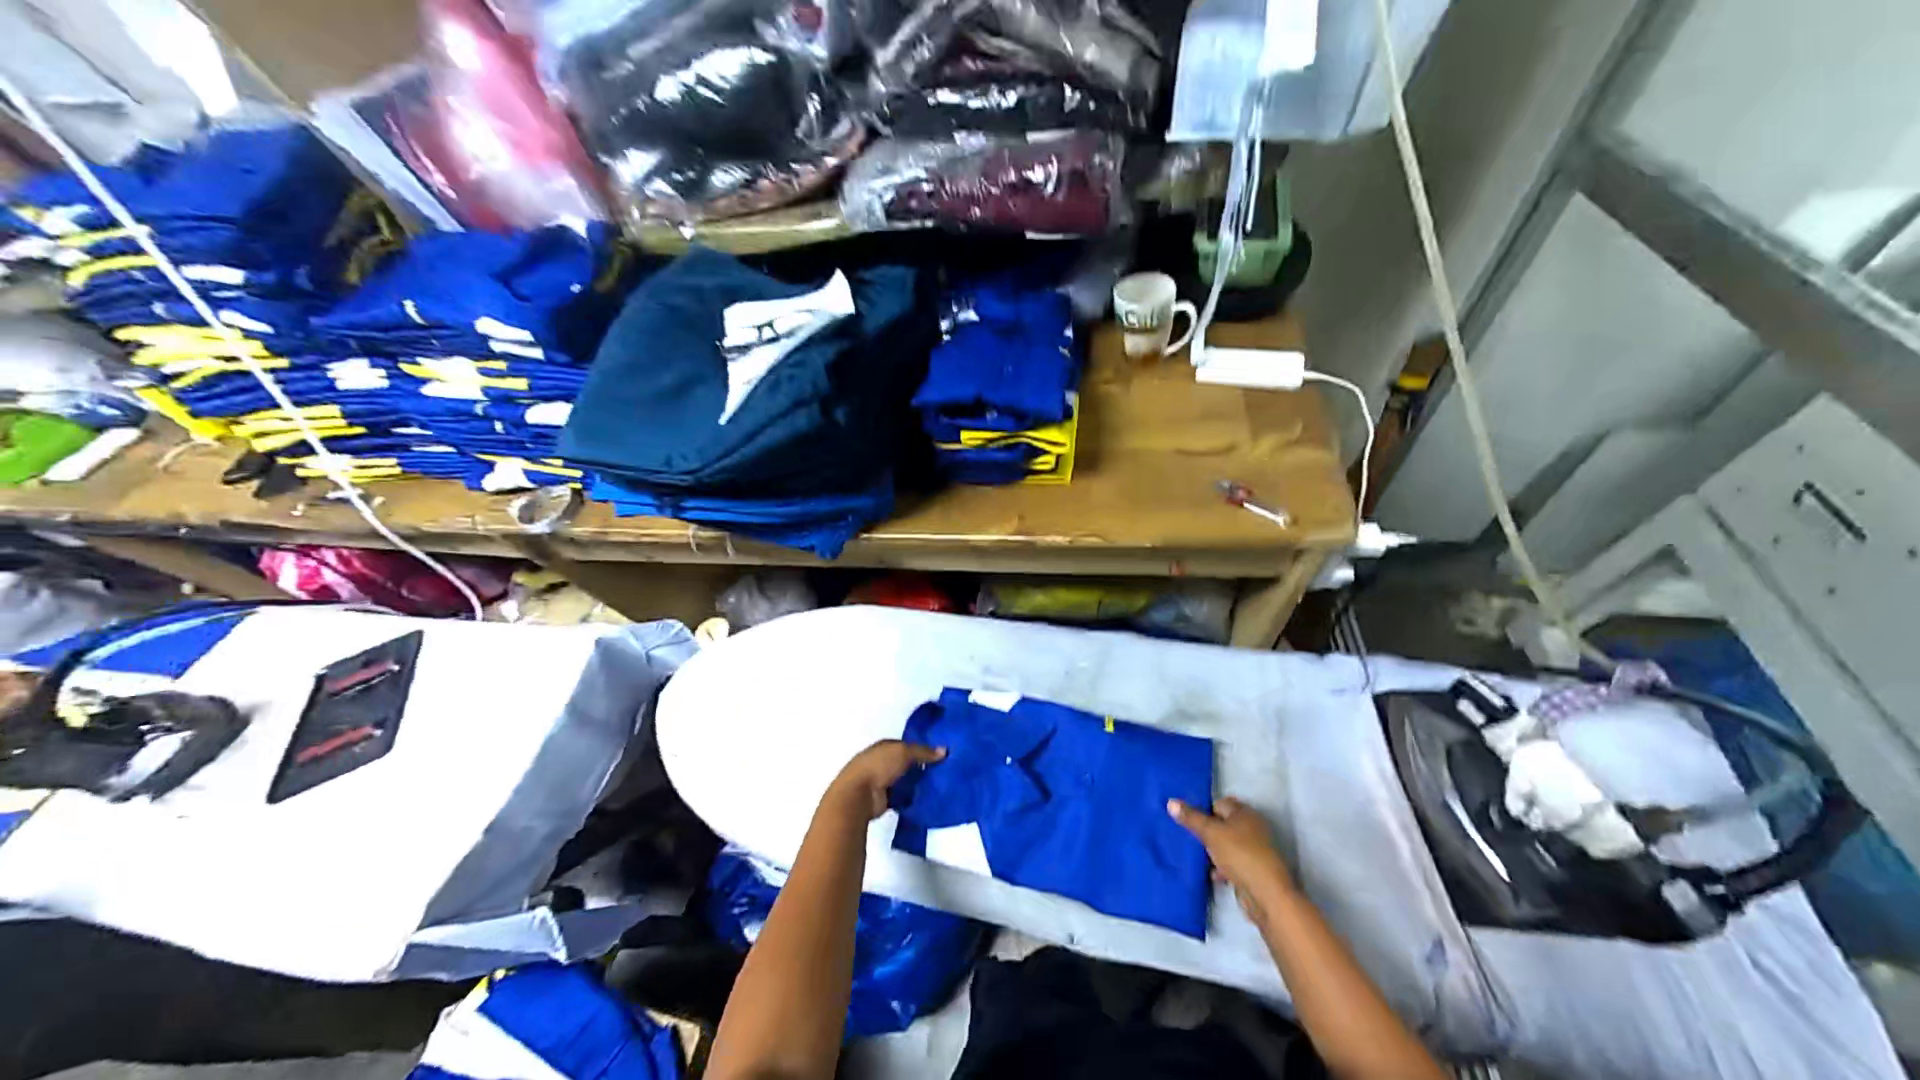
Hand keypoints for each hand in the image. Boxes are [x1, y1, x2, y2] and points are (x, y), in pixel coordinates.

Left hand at [826, 739, 945, 819]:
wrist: (858, 795)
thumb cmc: (879, 766)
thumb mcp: (903, 752)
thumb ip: (923, 751)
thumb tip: (944, 750)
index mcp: (884, 746)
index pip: (905, 745)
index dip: (921, 749)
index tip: (939, 754)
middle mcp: (882, 762)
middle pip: (905, 764)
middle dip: (920, 767)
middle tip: (943, 772)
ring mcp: (882, 782)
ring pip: (905, 781)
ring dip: (917, 784)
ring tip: (939, 787)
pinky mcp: (884, 800)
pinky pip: (902, 797)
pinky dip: (911, 799)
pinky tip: (927, 800)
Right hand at [1169, 797, 1294, 922]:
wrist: (1266, 895)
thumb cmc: (1239, 854)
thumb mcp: (1210, 833)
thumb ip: (1191, 818)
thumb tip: (1171, 801)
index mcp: (1245, 813)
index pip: (1219, 803)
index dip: (1203, 810)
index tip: (1188, 821)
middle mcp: (1252, 828)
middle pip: (1222, 825)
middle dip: (1206, 833)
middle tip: (1190, 839)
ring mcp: (1254, 850)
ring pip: (1225, 845)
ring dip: (1213, 852)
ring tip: (1198, 857)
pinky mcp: (1253, 869)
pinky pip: (1231, 862)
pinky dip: (1222, 867)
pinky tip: (1213, 875)